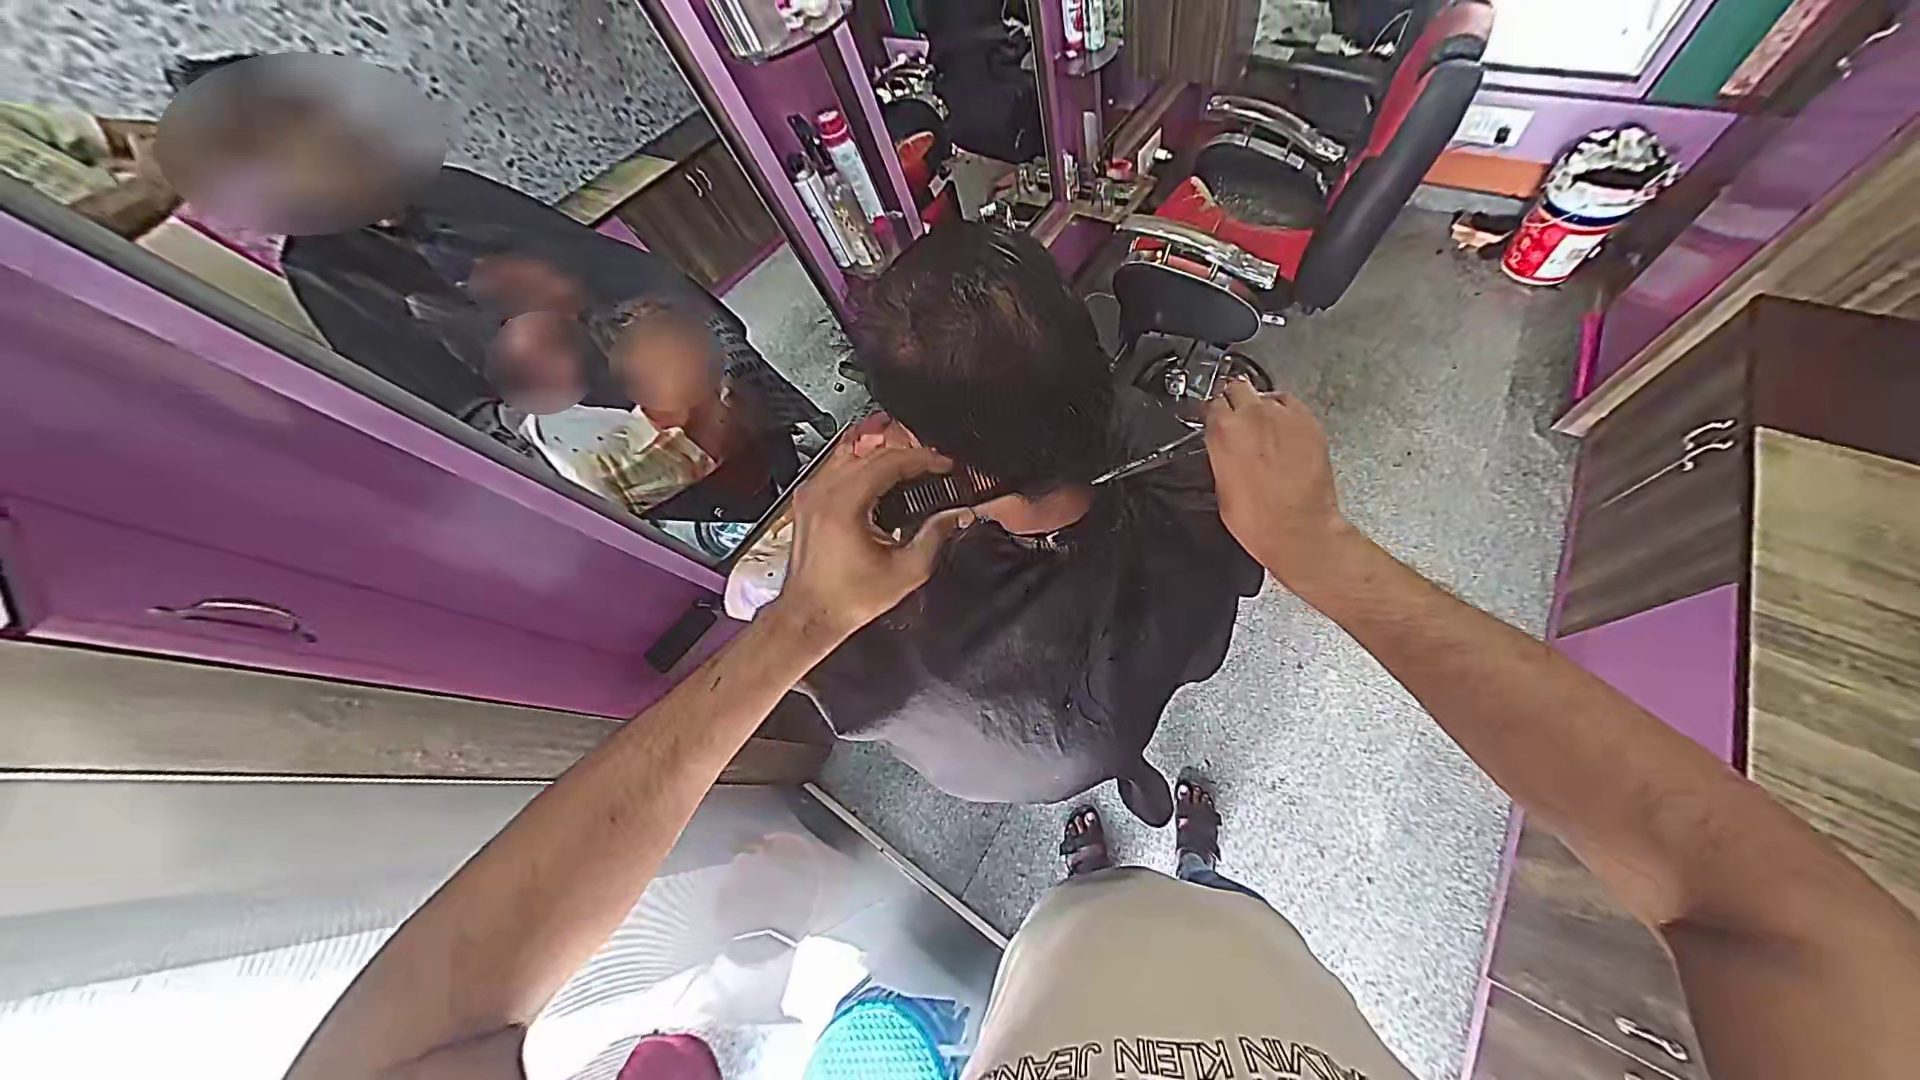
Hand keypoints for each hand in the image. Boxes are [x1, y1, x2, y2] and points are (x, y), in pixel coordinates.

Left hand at [769, 437, 974, 643]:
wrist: (811, 615)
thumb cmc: (846, 599)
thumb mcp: (906, 571)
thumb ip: (935, 536)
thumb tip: (956, 514)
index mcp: (844, 505)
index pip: (889, 461)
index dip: (923, 458)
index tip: (944, 464)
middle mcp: (822, 493)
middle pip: (872, 453)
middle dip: (908, 456)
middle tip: (934, 466)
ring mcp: (811, 494)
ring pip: (853, 454)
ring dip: (885, 458)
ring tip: (912, 470)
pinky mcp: (807, 501)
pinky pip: (837, 468)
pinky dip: (864, 468)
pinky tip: (882, 481)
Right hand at [1204, 378, 1350, 582]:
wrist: (1297, 529)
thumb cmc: (1258, 518)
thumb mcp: (1220, 485)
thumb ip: (1220, 454)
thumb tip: (1222, 447)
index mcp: (1223, 432)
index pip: (1211, 403)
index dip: (1210, 410)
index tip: (1211, 415)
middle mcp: (1254, 417)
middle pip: (1237, 388)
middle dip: (1233, 399)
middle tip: (1234, 414)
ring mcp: (1284, 417)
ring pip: (1265, 394)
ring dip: (1259, 406)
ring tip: (1260, 426)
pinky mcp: (1309, 424)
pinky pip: (1291, 405)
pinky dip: (1284, 412)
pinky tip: (1281, 429)